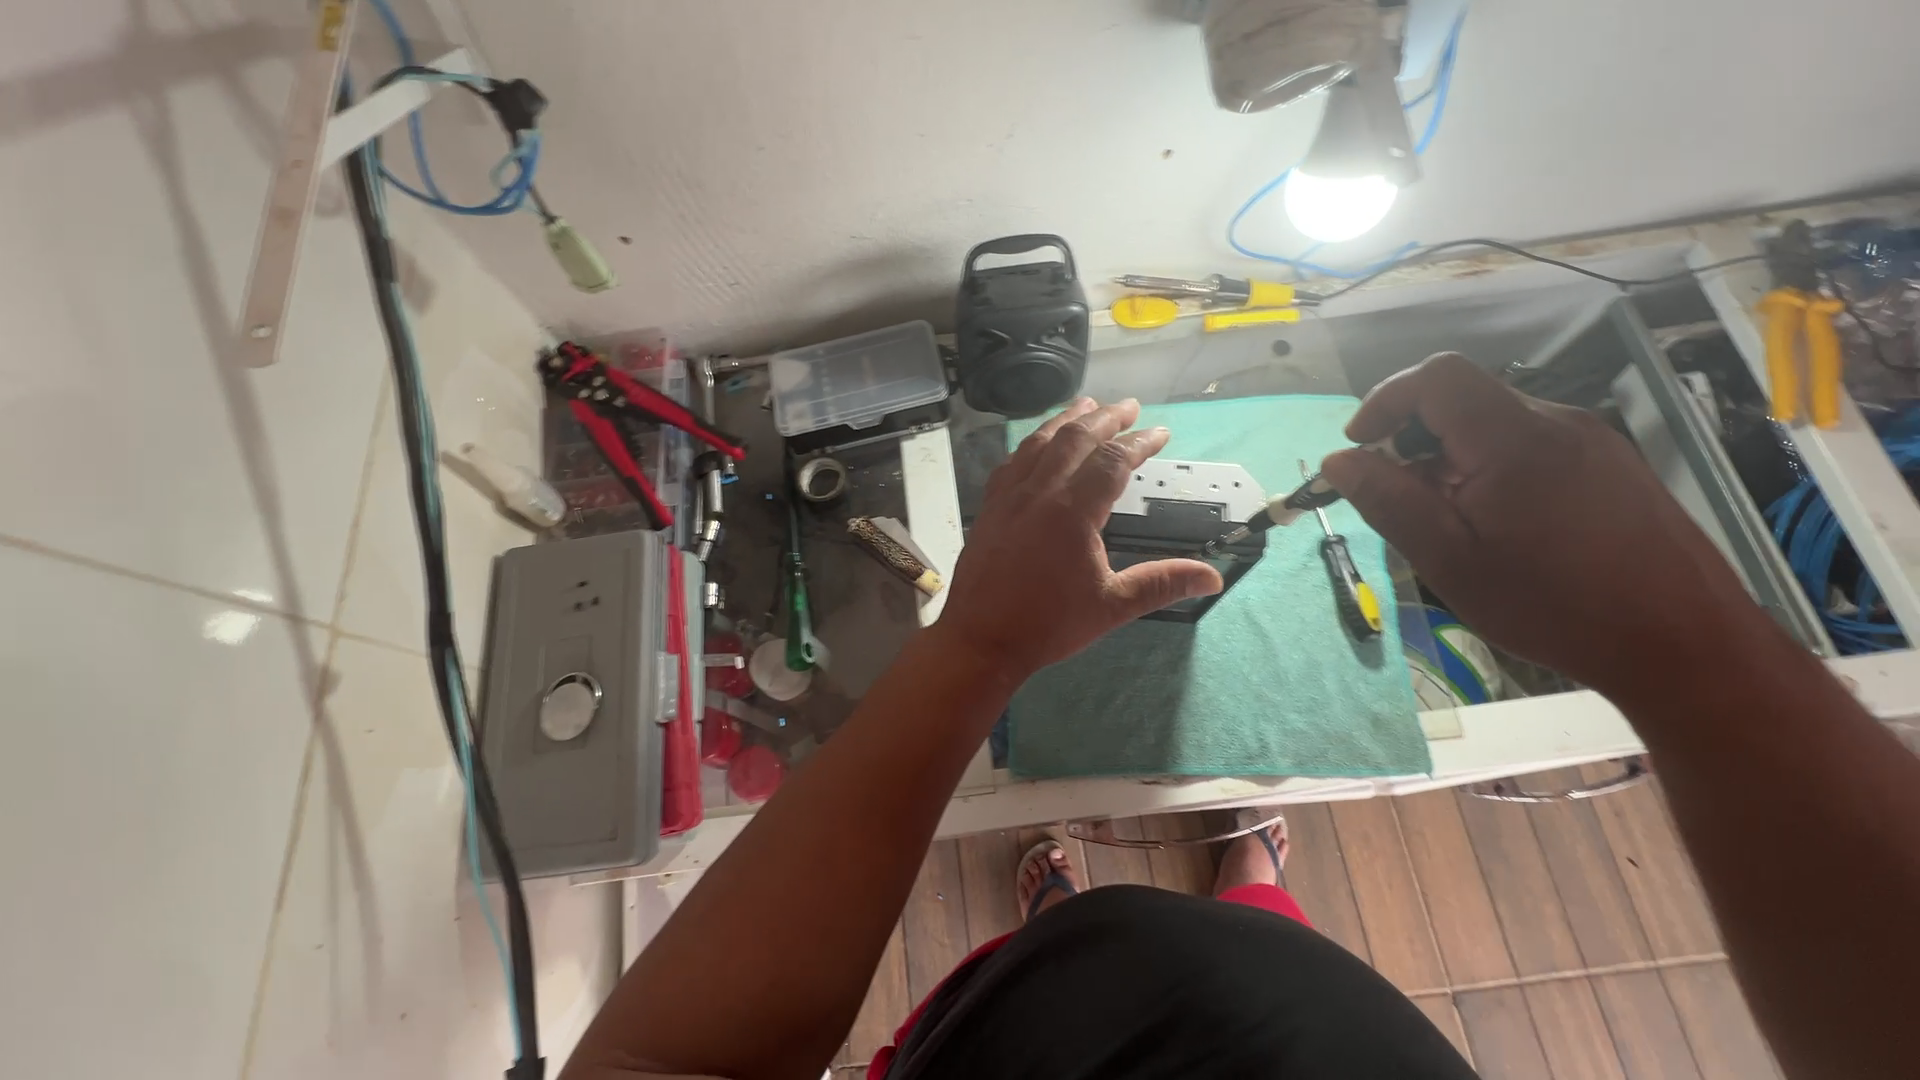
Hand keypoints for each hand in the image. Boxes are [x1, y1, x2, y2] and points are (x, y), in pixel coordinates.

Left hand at [936, 398, 1223, 675]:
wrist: (980, 639)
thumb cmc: (1048, 624)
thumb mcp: (1112, 606)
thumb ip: (1161, 583)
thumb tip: (1213, 576)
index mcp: (1073, 511)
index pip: (1112, 462)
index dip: (1139, 442)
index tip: (1161, 431)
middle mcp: (1039, 493)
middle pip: (1074, 439)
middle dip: (1104, 418)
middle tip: (1128, 405)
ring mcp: (1008, 497)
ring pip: (1038, 443)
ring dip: (1065, 420)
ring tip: (1085, 404)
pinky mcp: (988, 508)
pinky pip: (1012, 462)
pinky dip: (1031, 444)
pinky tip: (1036, 444)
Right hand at [1321, 353, 1762, 694]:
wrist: (1684, 642)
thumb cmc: (1552, 605)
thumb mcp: (1448, 560)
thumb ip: (1388, 501)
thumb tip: (1339, 460)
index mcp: (1513, 439)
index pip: (1436, 376)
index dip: (1386, 400)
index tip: (1361, 447)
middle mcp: (1556, 423)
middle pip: (1465, 399)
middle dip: (1415, 437)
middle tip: (1401, 499)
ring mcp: (1593, 441)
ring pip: (1497, 425)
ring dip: (1453, 457)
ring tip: (1450, 521)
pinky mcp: (1612, 465)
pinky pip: (1532, 445)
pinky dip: (1492, 468)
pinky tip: (1501, 524)